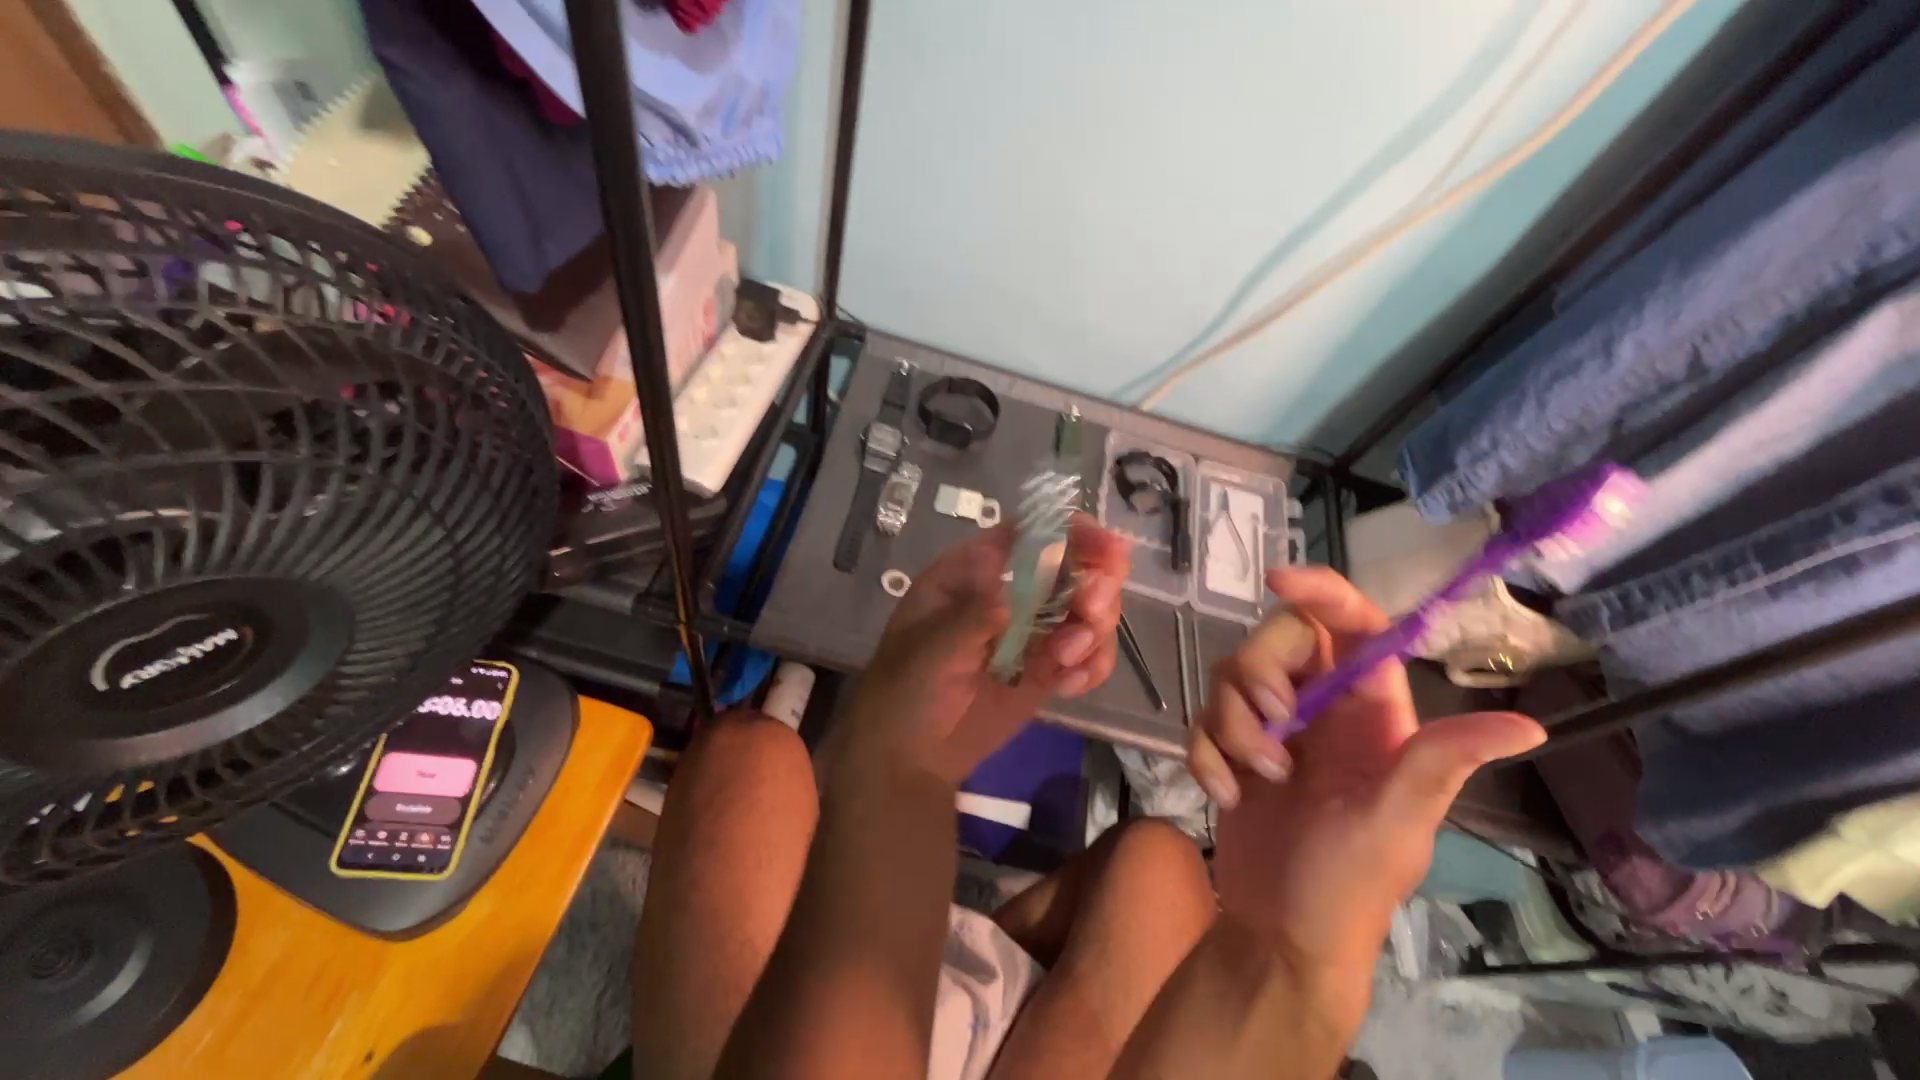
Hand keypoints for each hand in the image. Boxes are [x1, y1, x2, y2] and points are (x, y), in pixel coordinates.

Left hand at [824, 515, 1131, 786]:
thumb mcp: (929, 649)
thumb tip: (1010, 595)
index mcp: (976, 570)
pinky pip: (1091, 654)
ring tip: (1065, 662)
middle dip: (1097, 585)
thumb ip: (971, 619)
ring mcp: (1034, 630)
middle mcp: (1013, 591)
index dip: (1074, 533)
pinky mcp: (1050, 668)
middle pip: (1076, 566)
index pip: (1031, 533)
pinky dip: (1094, 666)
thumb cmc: (905, 688)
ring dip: (1095, 630)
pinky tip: (1070, 686)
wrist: (910, 754)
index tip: (1107, 552)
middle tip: (1089, 615)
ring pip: (1091, 610)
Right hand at [1186, 566, 1543, 1040]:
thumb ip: (1440, 762)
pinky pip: (1200, 722)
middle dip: (1260, 677)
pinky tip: (1224, 796)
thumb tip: (1529, 727)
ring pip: (1230, 679)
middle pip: (1277, 641)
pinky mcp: (1228, 752)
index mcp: (1371, 712)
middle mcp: (1320, 709)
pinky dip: (1204, 754)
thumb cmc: (1349, 883)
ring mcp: (1269, 730)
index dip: (1322, 592)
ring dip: (1231, 726)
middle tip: (1273, 726)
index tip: (1278, 581)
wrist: (1280, 934)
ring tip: (1253, 780)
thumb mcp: (1397, 822)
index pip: (1354, 626)